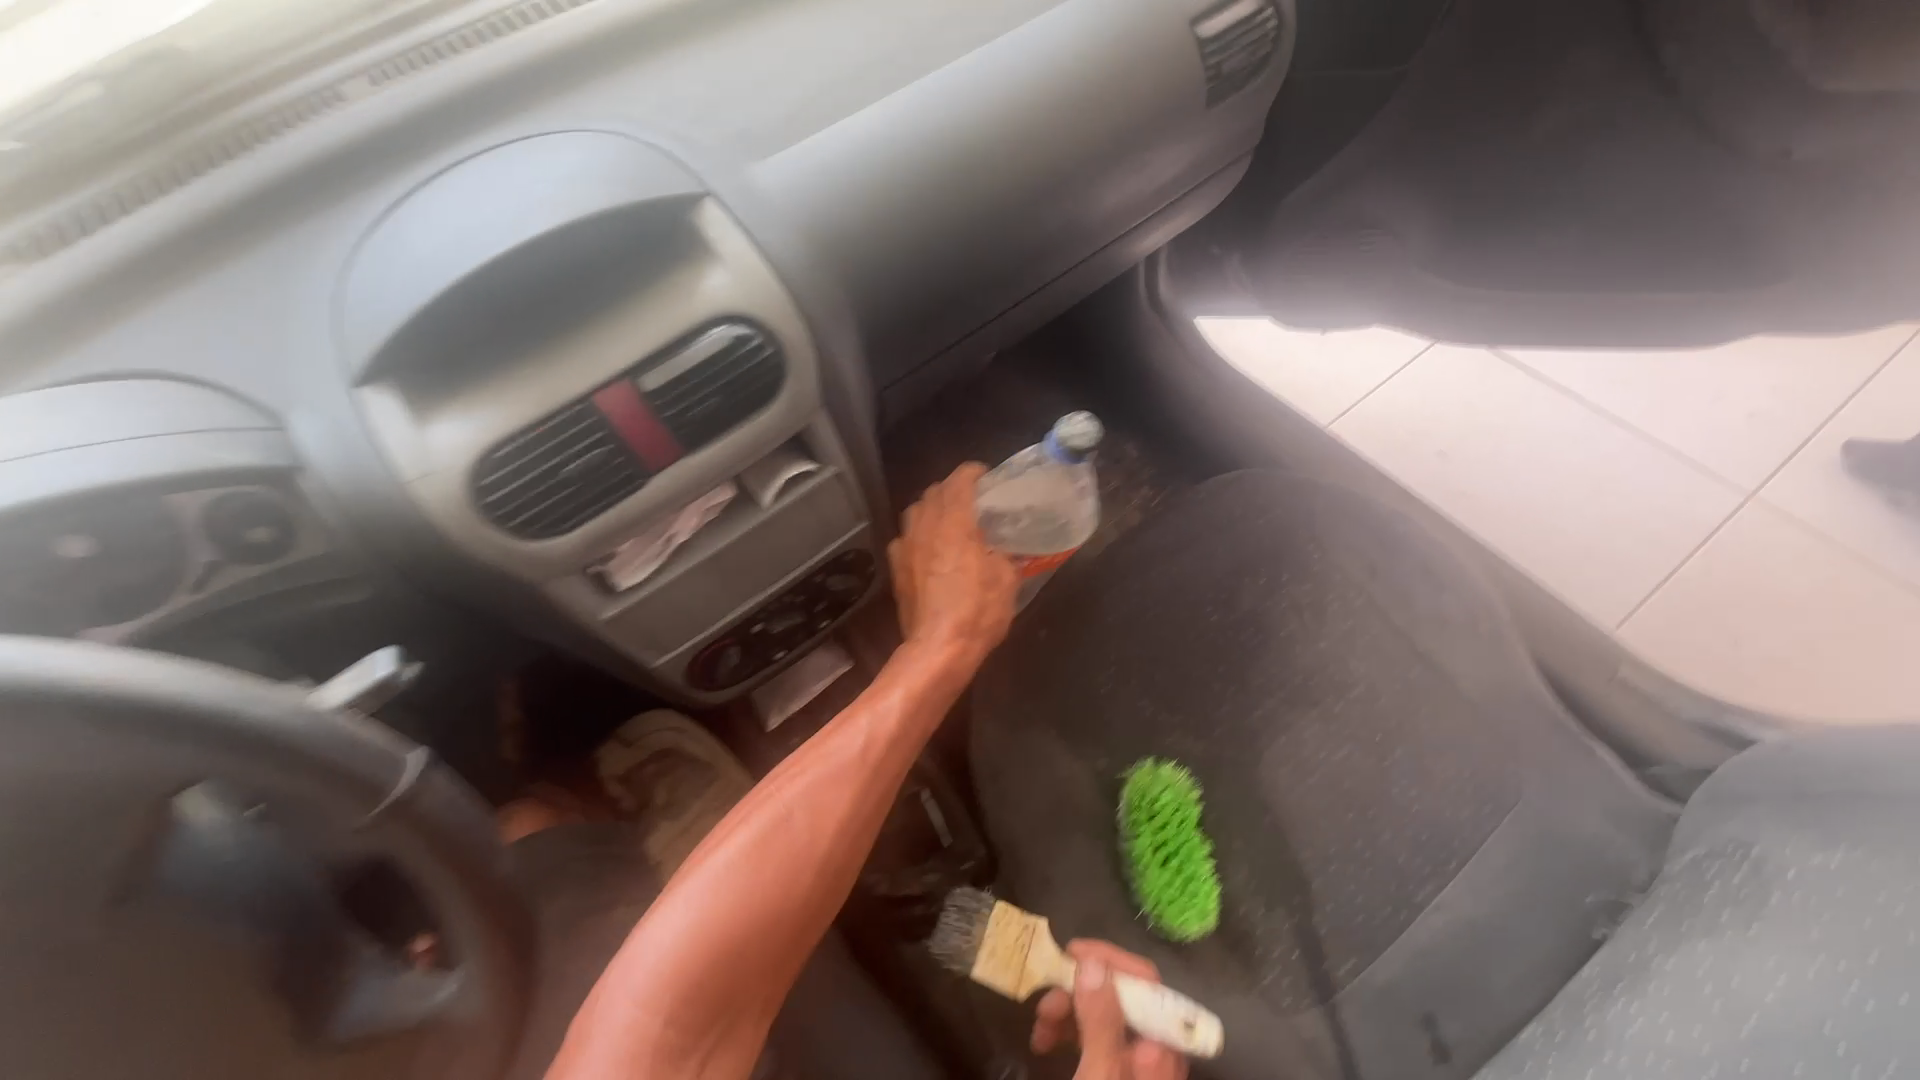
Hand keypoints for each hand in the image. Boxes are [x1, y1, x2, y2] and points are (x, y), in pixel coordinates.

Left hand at [888, 463, 1017, 658]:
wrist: (939, 648)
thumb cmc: (978, 612)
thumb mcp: (1007, 579)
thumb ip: (1003, 553)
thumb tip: (1000, 547)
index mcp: (956, 523)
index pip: (960, 480)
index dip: (973, 472)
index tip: (986, 475)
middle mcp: (926, 527)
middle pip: (934, 492)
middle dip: (952, 489)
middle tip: (972, 500)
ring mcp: (906, 547)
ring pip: (915, 511)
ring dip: (932, 508)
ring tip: (948, 520)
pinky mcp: (896, 569)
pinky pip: (905, 538)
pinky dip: (917, 534)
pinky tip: (928, 548)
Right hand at [1033, 941, 1188, 1079]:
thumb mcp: (1098, 1076)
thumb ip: (1100, 1022)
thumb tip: (1093, 963)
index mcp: (1162, 1046)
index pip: (1144, 980)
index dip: (1109, 959)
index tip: (1068, 954)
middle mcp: (1156, 1049)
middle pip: (1121, 994)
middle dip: (1077, 989)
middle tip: (1043, 1003)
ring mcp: (1137, 1064)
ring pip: (1103, 1013)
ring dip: (1067, 1010)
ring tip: (1039, 1028)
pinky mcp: (1117, 1073)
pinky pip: (1094, 1036)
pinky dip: (1069, 1031)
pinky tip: (1046, 1043)